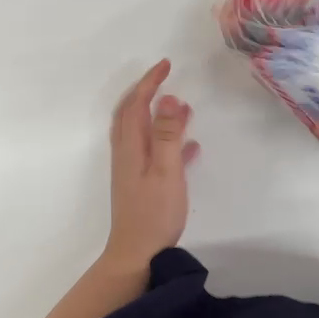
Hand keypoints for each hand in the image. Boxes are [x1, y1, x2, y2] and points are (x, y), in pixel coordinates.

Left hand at [102, 59, 199, 271]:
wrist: (138, 253)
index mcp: (131, 147)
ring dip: (158, 115)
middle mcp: (127, 154)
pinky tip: (191, 147)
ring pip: (143, 132)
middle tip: (166, 78)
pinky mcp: (143, 185)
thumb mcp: (165, 170)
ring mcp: (133, 170)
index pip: (136, 105)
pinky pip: (155, 153)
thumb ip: (167, 134)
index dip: (150, 83)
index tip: (166, 64)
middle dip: (146, 93)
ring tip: (183, 108)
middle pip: (131, 114)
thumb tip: (168, 98)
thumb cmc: (154, 212)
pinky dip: (170, 141)